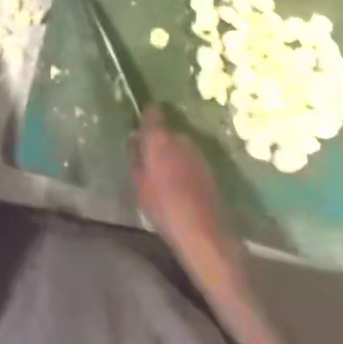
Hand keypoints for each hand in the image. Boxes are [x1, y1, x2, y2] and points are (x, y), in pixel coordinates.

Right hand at [132, 106, 239, 276]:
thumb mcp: (139, 183)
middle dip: (158, 141)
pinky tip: (178, 183)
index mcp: (160, 139)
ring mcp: (198, 152)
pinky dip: (183, 164)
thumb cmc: (163, 206)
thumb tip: (133, 139)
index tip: (139, 122)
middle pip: (167, 132)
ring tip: (162, 174)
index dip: (146, 115)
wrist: (202, 230)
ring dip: (172, 153)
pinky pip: (190, 158)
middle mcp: (181, 139)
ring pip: (180, 145)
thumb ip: (136, 157)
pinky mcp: (209, 167)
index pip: (153, 113)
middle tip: (147, 158)